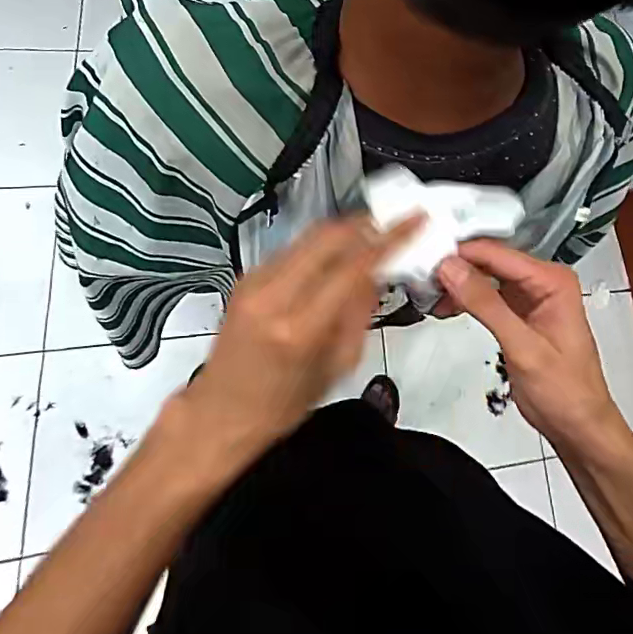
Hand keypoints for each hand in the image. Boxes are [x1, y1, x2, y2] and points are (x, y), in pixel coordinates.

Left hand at [184, 216, 420, 453]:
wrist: (219, 412)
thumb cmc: (279, 406)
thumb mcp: (335, 367)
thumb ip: (358, 314)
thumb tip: (377, 272)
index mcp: (299, 327)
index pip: (353, 266)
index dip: (390, 238)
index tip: (412, 221)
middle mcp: (272, 295)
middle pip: (328, 235)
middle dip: (365, 224)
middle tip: (390, 224)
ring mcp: (254, 281)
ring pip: (309, 236)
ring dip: (343, 234)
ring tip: (367, 242)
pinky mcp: (246, 277)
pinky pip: (292, 249)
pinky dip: (319, 248)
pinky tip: (333, 261)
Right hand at [437, 240, 632, 458]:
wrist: (578, 426)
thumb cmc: (568, 392)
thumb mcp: (523, 347)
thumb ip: (486, 305)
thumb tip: (455, 271)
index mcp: (553, 281)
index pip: (497, 253)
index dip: (461, 254)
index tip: (430, 260)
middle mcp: (544, 282)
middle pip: (489, 260)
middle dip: (456, 267)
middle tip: (424, 276)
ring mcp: (531, 296)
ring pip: (484, 275)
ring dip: (457, 283)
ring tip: (430, 293)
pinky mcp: (519, 311)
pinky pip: (486, 293)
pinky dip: (465, 298)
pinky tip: (447, 305)